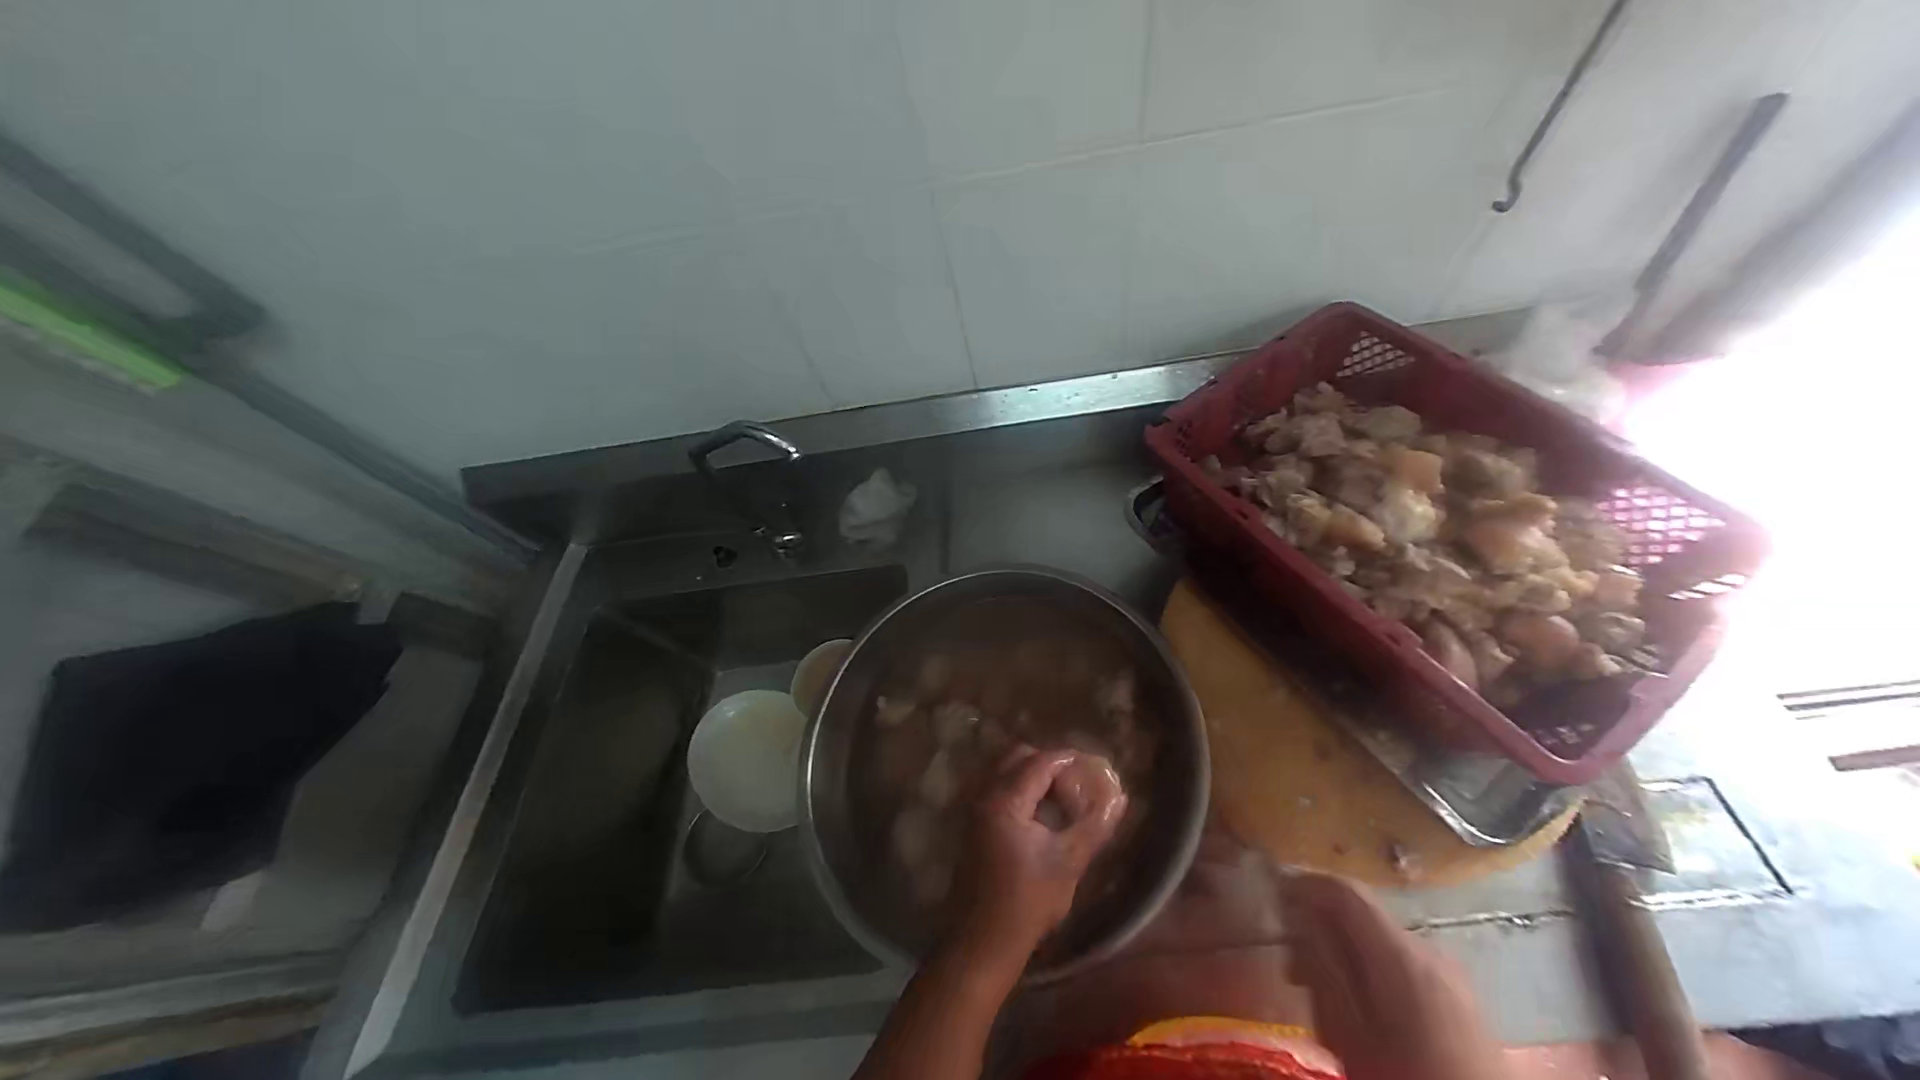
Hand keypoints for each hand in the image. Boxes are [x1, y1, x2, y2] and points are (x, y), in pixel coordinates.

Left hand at [951, 746, 1128, 964]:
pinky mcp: (973, 823)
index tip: (1094, 766)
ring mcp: (974, 808)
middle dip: (1049, 762)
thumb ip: (1095, 825)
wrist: (984, 939)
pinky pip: (998, 787)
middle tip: (1077, 781)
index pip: (1040, 762)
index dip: (1069, 759)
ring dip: (1033, 774)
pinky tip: (1042, 812)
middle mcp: (984, 795)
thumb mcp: (1069, 861)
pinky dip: (1020, 788)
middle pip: (1018, 757)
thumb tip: (1120, 798)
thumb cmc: (1028, 901)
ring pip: (1005, 771)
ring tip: (1063, 795)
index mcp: (1005, 800)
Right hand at [1283, 872, 1509, 1079]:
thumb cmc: (1403, 1077)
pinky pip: (1402, 964)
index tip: (1274, 893)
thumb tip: (1298, 914)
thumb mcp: (1347, 1030)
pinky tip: (1358, 1005)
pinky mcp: (1459, 998)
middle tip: (1290, 959)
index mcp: (1400, 953)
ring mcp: (1449, 974)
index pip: (1346, 890)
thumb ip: (1320, 964)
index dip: (1306, 883)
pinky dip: (1369, 969)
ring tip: (1318, 990)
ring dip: (1344, 951)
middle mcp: (1428, 950)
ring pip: (1380, 941)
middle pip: (1363, 916)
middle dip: (1321, 926)